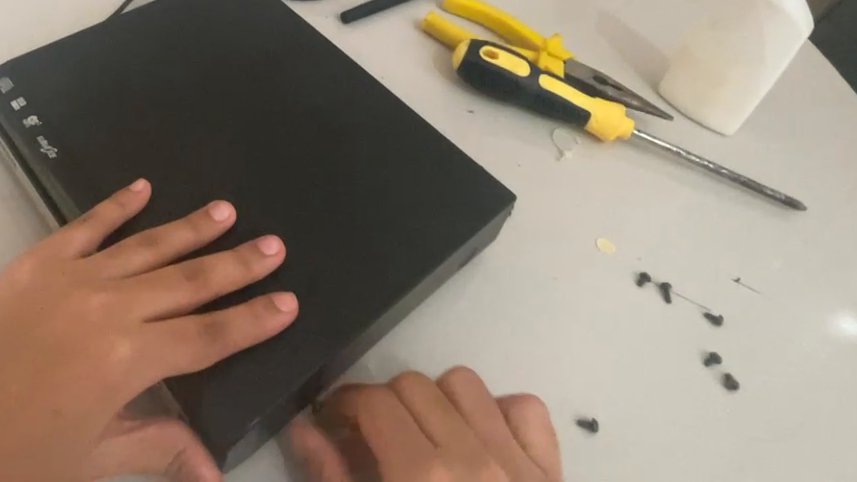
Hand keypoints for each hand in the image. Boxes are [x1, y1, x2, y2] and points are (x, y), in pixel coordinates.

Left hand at [0, 179, 297, 481]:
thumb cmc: (14, 462)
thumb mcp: (92, 461)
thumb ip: (156, 448)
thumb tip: (214, 467)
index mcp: (128, 360)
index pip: (207, 336)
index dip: (251, 321)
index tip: (288, 301)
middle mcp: (110, 307)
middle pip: (188, 282)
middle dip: (236, 266)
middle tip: (276, 245)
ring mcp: (73, 276)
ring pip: (147, 246)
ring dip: (189, 229)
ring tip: (227, 211)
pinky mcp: (39, 261)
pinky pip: (88, 225)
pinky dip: (117, 205)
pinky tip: (144, 187)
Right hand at [286, 368, 560, 481]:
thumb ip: (334, 481)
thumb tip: (304, 430)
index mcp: (422, 477)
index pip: (373, 402)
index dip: (343, 406)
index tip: (332, 426)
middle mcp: (472, 458)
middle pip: (413, 385)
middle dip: (383, 405)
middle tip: (371, 440)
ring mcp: (517, 463)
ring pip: (464, 385)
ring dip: (437, 401)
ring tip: (425, 437)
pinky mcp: (552, 474)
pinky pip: (525, 409)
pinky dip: (499, 415)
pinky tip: (480, 443)